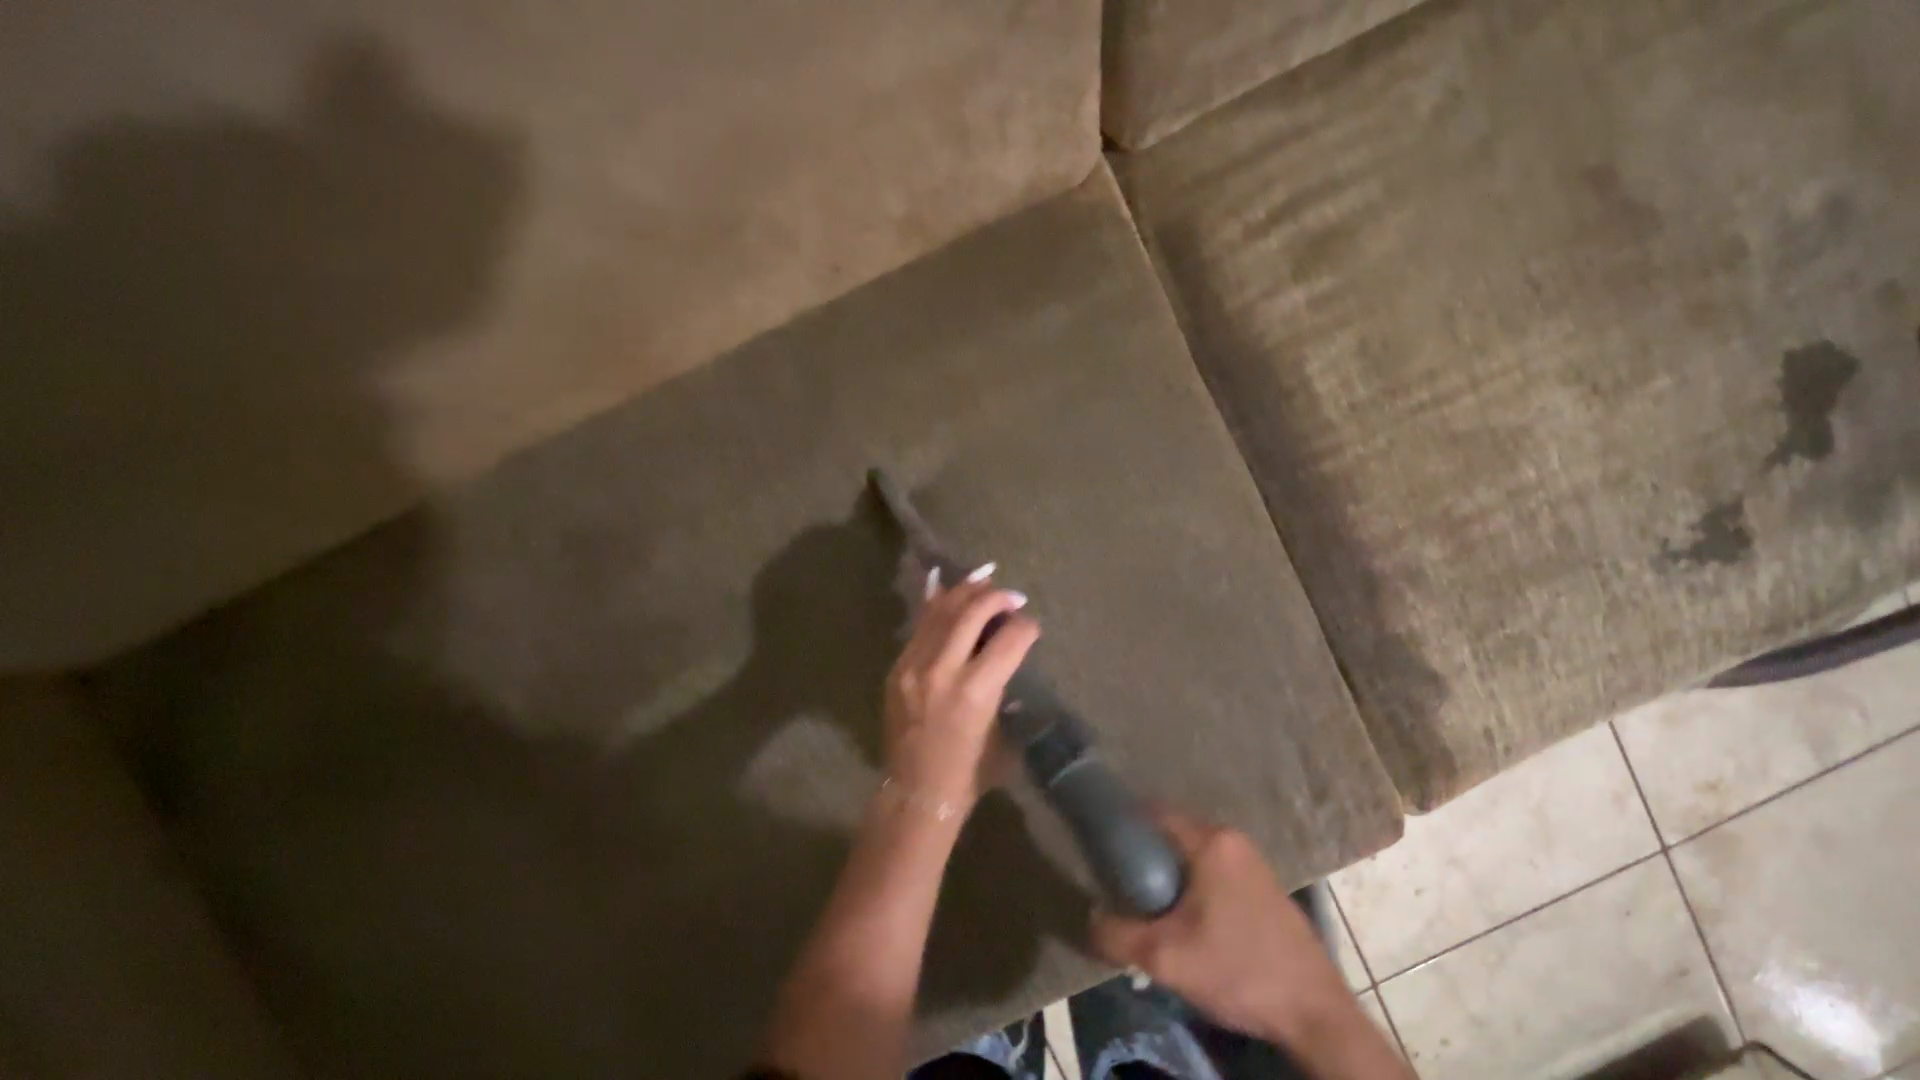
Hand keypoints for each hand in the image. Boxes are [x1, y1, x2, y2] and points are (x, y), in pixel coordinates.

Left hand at [882, 571, 1038, 814]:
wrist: (916, 792)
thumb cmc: (968, 772)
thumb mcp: (999, 729)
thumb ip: (1001, 685)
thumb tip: (1005, 652)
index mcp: (976, 691)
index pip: (1008, 639)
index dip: (1025, 627)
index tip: (1031, 626)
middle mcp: (943, 670)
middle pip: (971, 612)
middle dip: (995, 598)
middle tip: (1011, 596)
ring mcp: (914, 666)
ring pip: (940, 612)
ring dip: (964, 592)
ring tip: (984, 578)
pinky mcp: (897, 668)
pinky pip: (918, 627)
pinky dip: (934, 605)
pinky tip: (945, 586)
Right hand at [1090, 810, 1347, 1044]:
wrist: (1313, 1013)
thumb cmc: (1238, 971)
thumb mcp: (1165, 957)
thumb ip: (1116, 934)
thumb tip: (1090, 918)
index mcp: (1213, 842)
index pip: (1154, 813)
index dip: (1122, 826)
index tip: (1098, 848)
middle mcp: (1235, 841)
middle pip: (1173, 836)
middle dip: (1144, 858)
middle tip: (1118, 888)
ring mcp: (1255, 864)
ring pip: (1195, 858)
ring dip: (1169, 878)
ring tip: (1146, 911)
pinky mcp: (1266, 889)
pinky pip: (1215, 874)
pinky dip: (1193, 889)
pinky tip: (1184, 924)